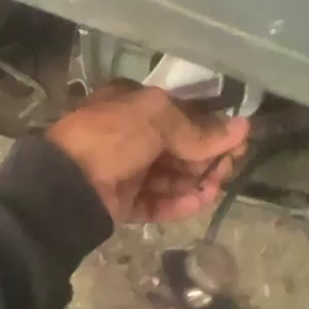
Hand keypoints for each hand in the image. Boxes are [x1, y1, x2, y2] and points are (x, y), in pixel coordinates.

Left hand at [46, 84, 250, 223]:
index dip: (209, 126)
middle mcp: (126, 136)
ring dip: (196, 181)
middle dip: (205, 157)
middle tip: (230, 166)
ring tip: (217, 186)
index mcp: (129, 105)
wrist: (66, 186)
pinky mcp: (121, 203)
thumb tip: (242, 129)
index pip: (178, 114)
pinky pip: (155, 202)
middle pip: (176, 147)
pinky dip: (178, 202)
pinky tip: (200, 201)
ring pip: (168, 177)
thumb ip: (197, 127)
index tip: (236, 140)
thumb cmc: (110, 138)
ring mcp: (123, 171)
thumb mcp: (156, 118)